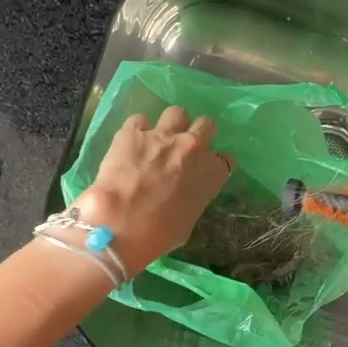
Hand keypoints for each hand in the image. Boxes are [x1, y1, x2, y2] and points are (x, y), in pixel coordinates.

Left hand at [74, 105, 231, 273]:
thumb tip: (182, 194)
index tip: (205, 170)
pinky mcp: (133, 131)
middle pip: (207, 125)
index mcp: (212, 173)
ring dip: (171, 124)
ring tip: (159, 138)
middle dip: (199, 133)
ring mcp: (163, 135)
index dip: (214, 162)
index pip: (226, 158)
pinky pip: (140, 119)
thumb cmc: (159, 233)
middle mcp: (193, 147)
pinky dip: (137, 130)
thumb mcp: (188, 221)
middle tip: (185, 147)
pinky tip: (130, 143)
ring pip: (177, 113)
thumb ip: (192, 198)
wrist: (120, 222)